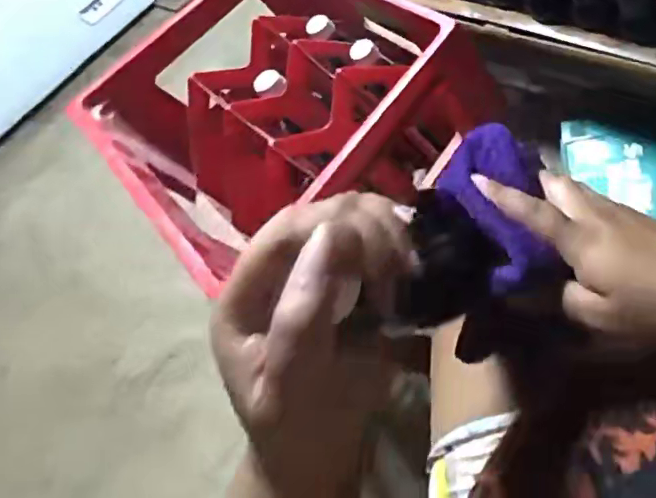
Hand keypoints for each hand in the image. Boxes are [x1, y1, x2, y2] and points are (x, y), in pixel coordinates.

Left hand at [211, 194, 409, 496]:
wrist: (323, 447)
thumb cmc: (298, 425)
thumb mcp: (290, 387)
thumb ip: (300, 320)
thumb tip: (330, 238)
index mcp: (246, 293)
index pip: (284, 230)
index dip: (331, 226)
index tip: (374, 260)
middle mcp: (278, 264)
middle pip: (323, 209)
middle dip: (368, 228)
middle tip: (398, 271)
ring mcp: (315, 258)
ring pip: (353, 208)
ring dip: (387, 228)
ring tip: (404, 271)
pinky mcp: (349, 261)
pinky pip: (375, 225)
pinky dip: (398, 233)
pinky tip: (409, 263)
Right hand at [472, 170, 655, 341]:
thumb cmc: (649, 304)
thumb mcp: (600, 318)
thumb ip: (563, 300)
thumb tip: (538, 290)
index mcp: (579, 239)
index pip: (533, 213)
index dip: (502, 197)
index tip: (476, 176)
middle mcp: (593, 213)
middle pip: (556, 183)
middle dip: (531, 178)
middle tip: (510, 182)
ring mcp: (615, 209)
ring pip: (574, 187)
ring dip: (553, 186)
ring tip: (538, 195)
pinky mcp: (631, 214)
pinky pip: (591, 197)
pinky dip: (573, 198)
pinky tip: (576, 216)